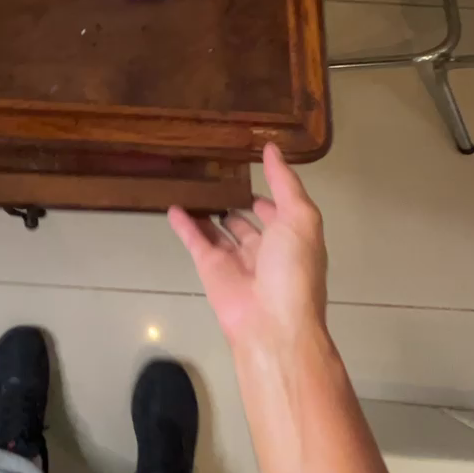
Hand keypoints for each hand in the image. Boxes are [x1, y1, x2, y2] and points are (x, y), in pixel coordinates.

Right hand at [169, 143, 328, 347]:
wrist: (271, 324)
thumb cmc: (293, 270)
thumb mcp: (301, 219)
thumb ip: (285, 183)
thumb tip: (271, 149)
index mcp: (291, 239)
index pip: (278, 210)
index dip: (268, 190)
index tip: (250, 164)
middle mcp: (264, 249)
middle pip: (246, 220)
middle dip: (233, 200)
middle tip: (214, 172)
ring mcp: (235, 259)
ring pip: (218, 228)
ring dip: (207, 209)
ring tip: (191, 182)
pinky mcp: (209, 267)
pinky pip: (194, 239)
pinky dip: (183, 223)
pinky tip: (173, 205)